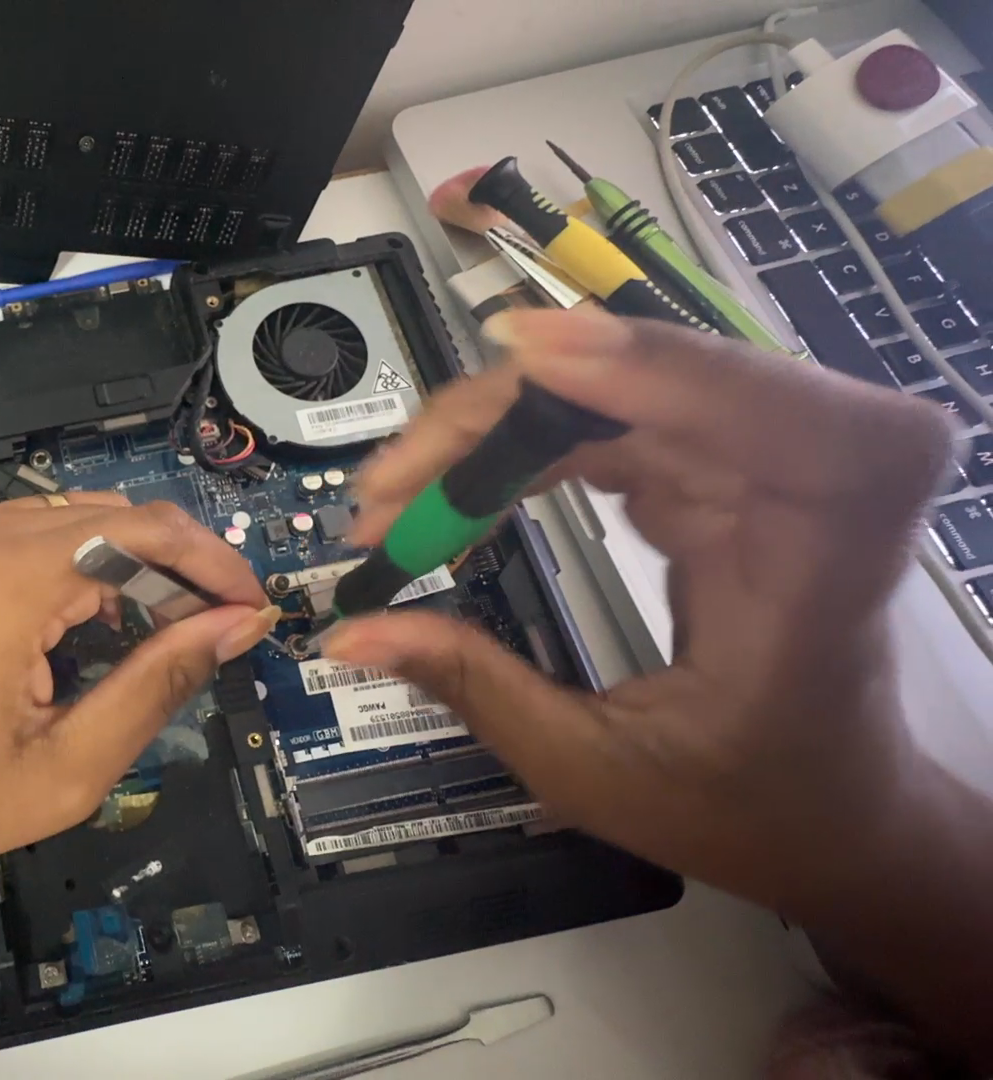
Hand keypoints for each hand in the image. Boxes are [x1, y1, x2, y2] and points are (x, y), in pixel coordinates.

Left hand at [0, 494, 279, 901]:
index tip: (250, 606)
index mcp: (5, 578)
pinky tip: (97, 622)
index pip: (141, 531)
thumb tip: (232, 628)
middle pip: (111, 517)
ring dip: (129, 566)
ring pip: (73, 522)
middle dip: (174, 566)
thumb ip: (158, 684)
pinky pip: (30, 538)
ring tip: (163, 631)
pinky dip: (80, 568)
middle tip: (211, 630)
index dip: (210, 563)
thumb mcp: (68, 766)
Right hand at [331, 309, 953, 911]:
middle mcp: (799, 503)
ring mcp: (747, 479)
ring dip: (489, 432)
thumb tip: (348, 634)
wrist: (826, 815)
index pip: (794, 430)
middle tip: (388, 484)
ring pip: (613, 399)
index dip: (671, 369)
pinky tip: (448, 489)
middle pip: (658, 392)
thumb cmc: (739, 805)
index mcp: (816, 582)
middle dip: (504, 417)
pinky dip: (511, 450)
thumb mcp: (587, 766)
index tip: (532, 356)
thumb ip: (471, 686)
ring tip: (394, 494)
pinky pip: (599, 429)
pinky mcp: (702, 480)